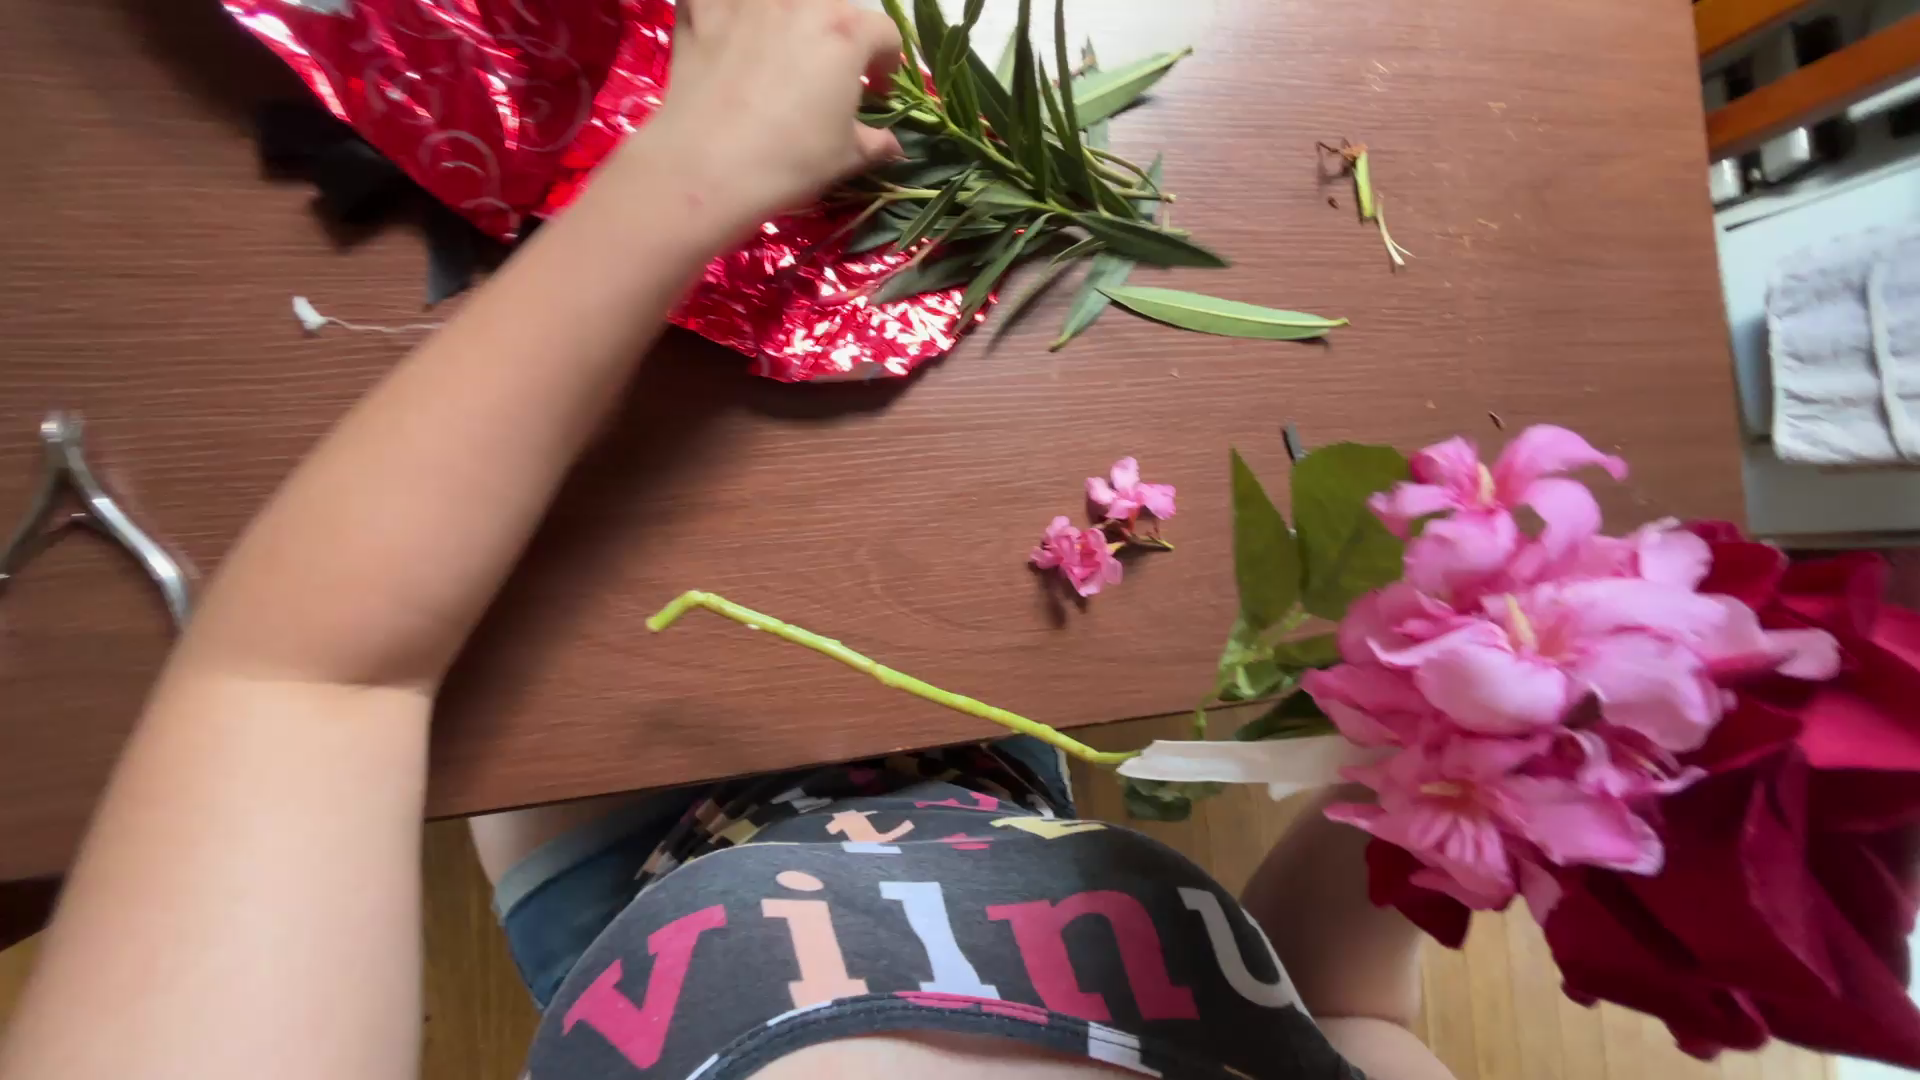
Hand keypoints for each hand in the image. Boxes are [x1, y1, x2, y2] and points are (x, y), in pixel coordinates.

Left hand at [638, 0, 903, 232]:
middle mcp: (799, 1)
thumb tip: (893, 145)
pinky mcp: (702, 8)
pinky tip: (728, 34)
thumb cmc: (792, 161)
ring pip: (779, 0)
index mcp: (845, 32)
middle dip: (838, 37)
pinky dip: (726, 11)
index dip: (887, 64)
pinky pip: (718, 0)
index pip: (884, 34)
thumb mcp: (847, 159)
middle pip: (832, 7)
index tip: (878, 91)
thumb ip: (876, 144)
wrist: (711, 166)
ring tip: (780, 54)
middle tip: (830, 75)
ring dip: (787, 18)